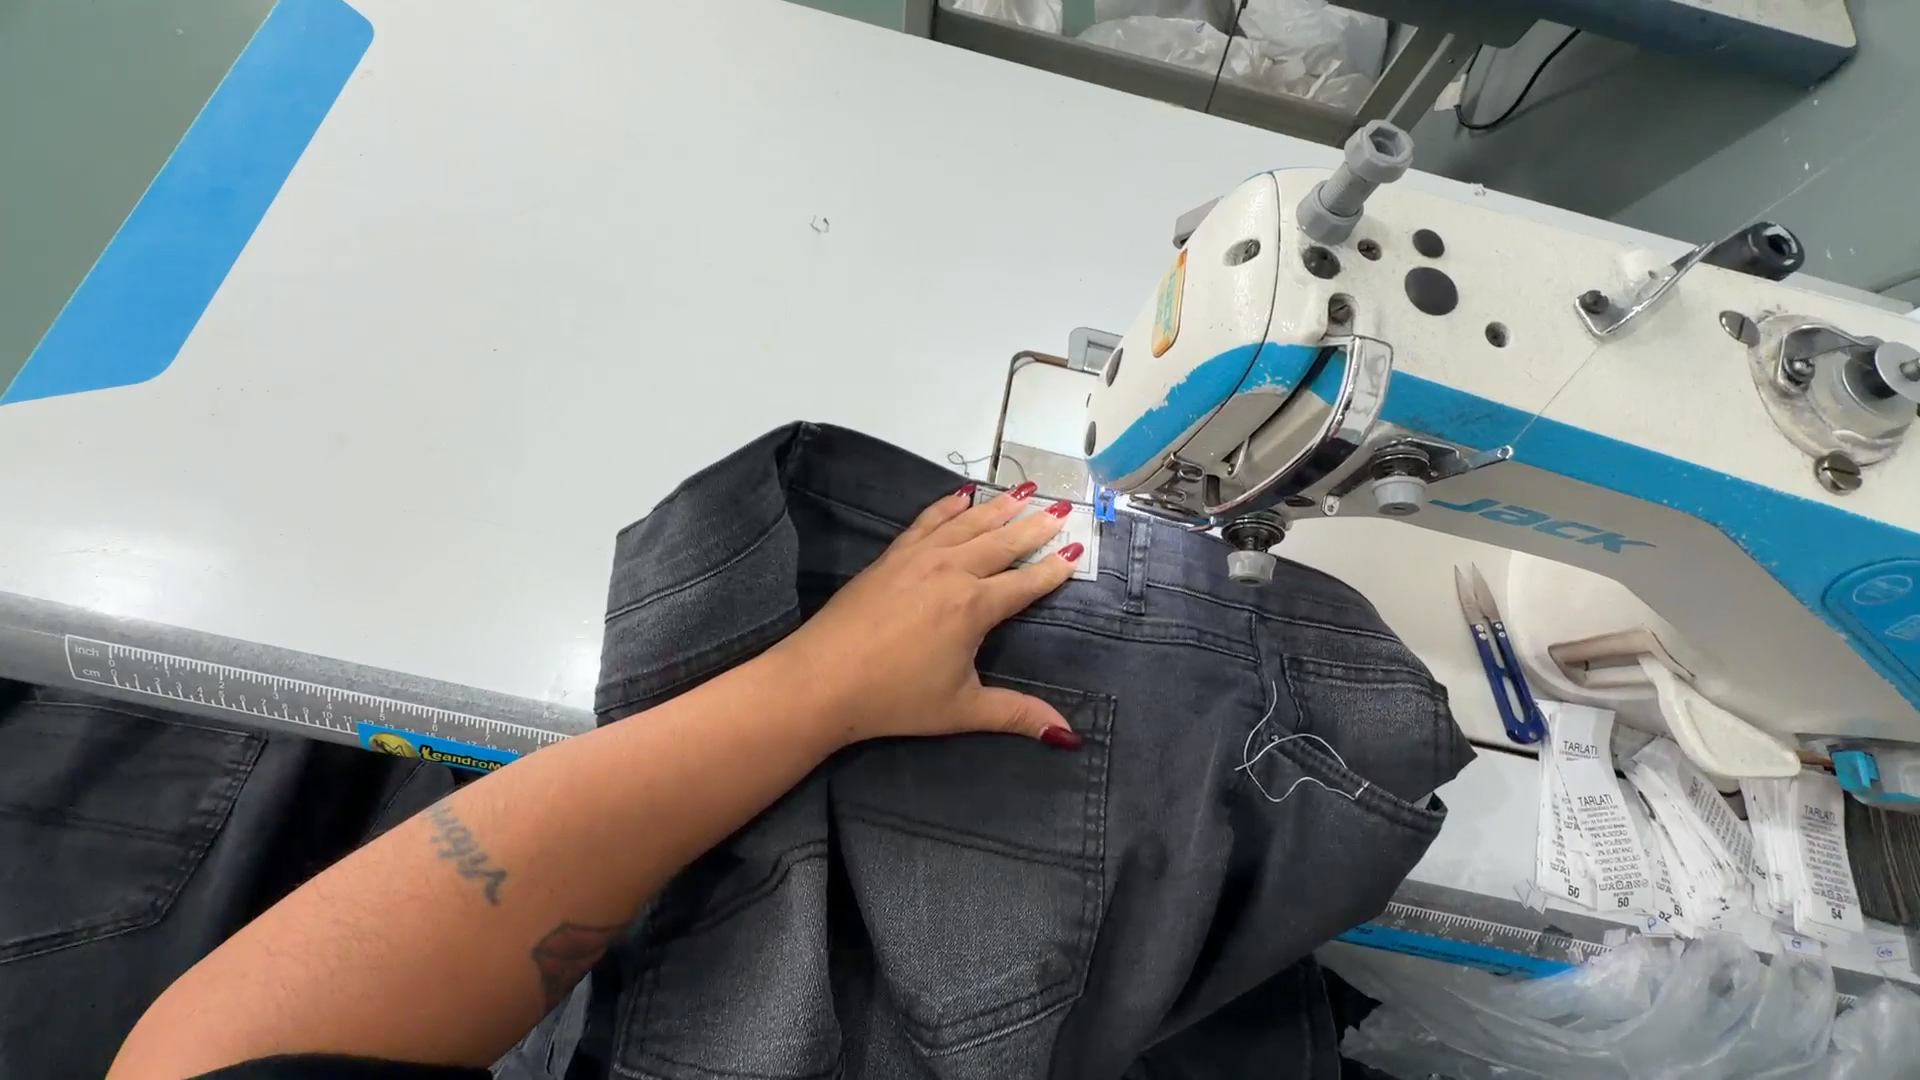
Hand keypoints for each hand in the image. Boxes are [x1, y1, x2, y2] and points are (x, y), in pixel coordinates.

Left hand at [765, 481, 1086, 749]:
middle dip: (1035, 527)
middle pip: (1002, 543)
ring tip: (1025, 491)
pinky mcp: (892, 555)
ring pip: (968, 524)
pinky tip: (962, 495)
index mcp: (974, 606)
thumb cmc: (895, 698)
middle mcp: (952, 571)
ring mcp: (919, 557)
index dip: (1053, 569)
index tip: (1076, 551)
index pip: (1025, 583)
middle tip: (1060, 508)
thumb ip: (1016, 714)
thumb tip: (1068, 737)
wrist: (821, 679)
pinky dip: (948, 506)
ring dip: (1000, 507)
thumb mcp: (962, 709)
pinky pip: (927, 520)